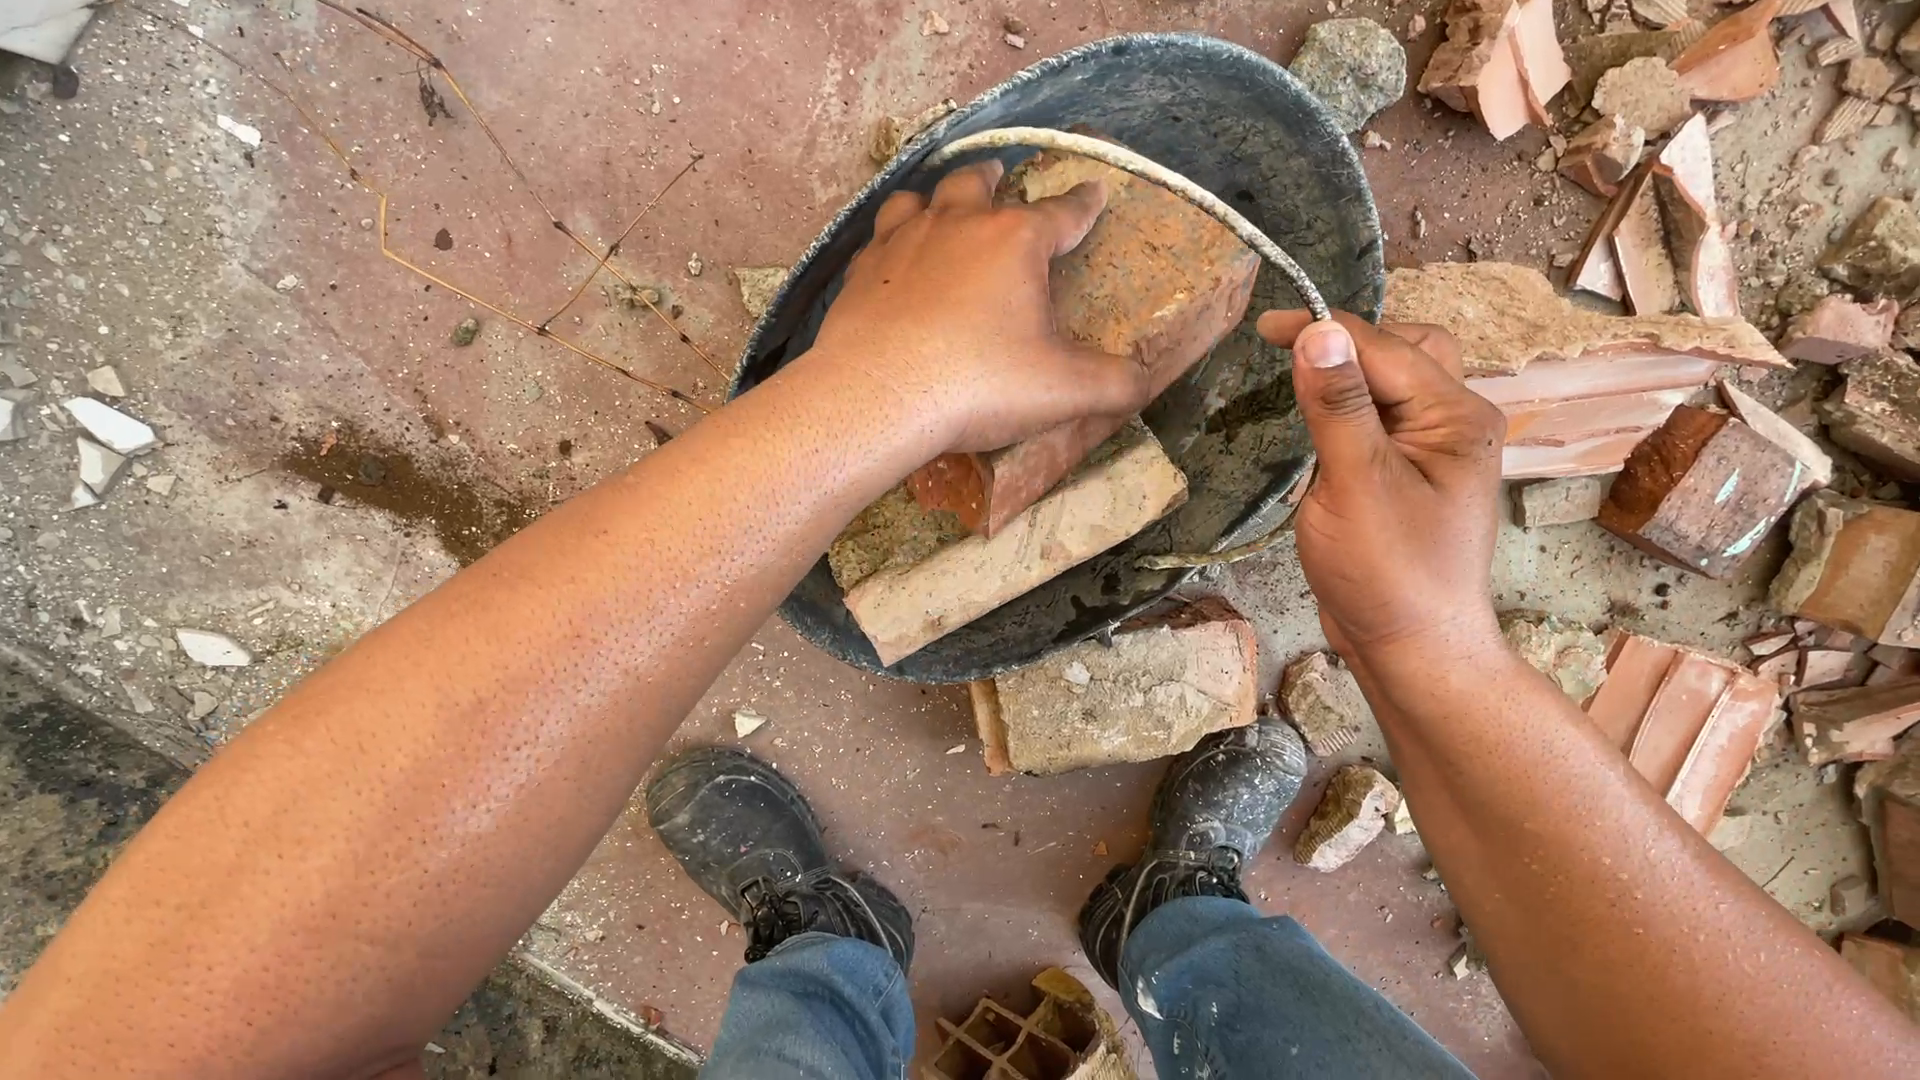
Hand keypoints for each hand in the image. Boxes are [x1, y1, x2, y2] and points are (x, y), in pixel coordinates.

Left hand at [804, 160, 1153, 452]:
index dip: (1083, 205)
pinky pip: (878, 240)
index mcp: (1016, 241)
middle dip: (995, 180)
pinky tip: (892, 261)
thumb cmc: (979, 384)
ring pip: (919, 199)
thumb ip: (1114, 383)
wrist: (878, 395)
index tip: (1093, 192)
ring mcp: (902, 242)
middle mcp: (958, 224)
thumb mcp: (1064, 390)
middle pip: (978, 185)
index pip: (1062, 214)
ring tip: (942, 207)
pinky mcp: (861, 272)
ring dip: (937, 198)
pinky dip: (891, 242)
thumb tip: (1143, 383)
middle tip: (1000, 177)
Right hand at [1257, 312, 1507, 671]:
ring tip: (1300, 380)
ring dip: (1348, 374)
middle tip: (1288, 351)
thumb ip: (1338, 406)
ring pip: (1393, 386)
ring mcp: (1433, 452)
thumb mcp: (1356, 484)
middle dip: (1348, 341)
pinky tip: (1317, 423)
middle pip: (1405, 352)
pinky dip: (1347, 408)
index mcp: (1455, 416)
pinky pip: (1380, 422)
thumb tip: (1318, 332)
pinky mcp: (1408, 477)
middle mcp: (1454, 424)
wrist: (1411, 646)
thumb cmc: (1387, 570)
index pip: (1383, 348)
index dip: (1324, 329)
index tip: (1264, 326)